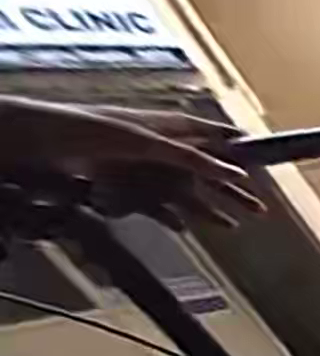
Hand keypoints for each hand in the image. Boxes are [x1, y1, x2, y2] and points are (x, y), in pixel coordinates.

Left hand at [0, 97, 263, 226]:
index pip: (203, 131)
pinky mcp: (115, 186)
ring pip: (181, 193)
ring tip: (231, 226)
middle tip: (260, 208)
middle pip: (201, 170)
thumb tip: (239, 174)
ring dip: (206, 210)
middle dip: (231, 190)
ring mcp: (132, 168)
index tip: (257, 146)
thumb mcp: (144, 141)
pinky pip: (150, 206)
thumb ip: (193, 158)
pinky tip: (180, 227)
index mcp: (157, 129)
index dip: (230, 138)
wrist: (17, 140)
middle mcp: (149, 148)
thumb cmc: (77, 129)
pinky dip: (167, 217)